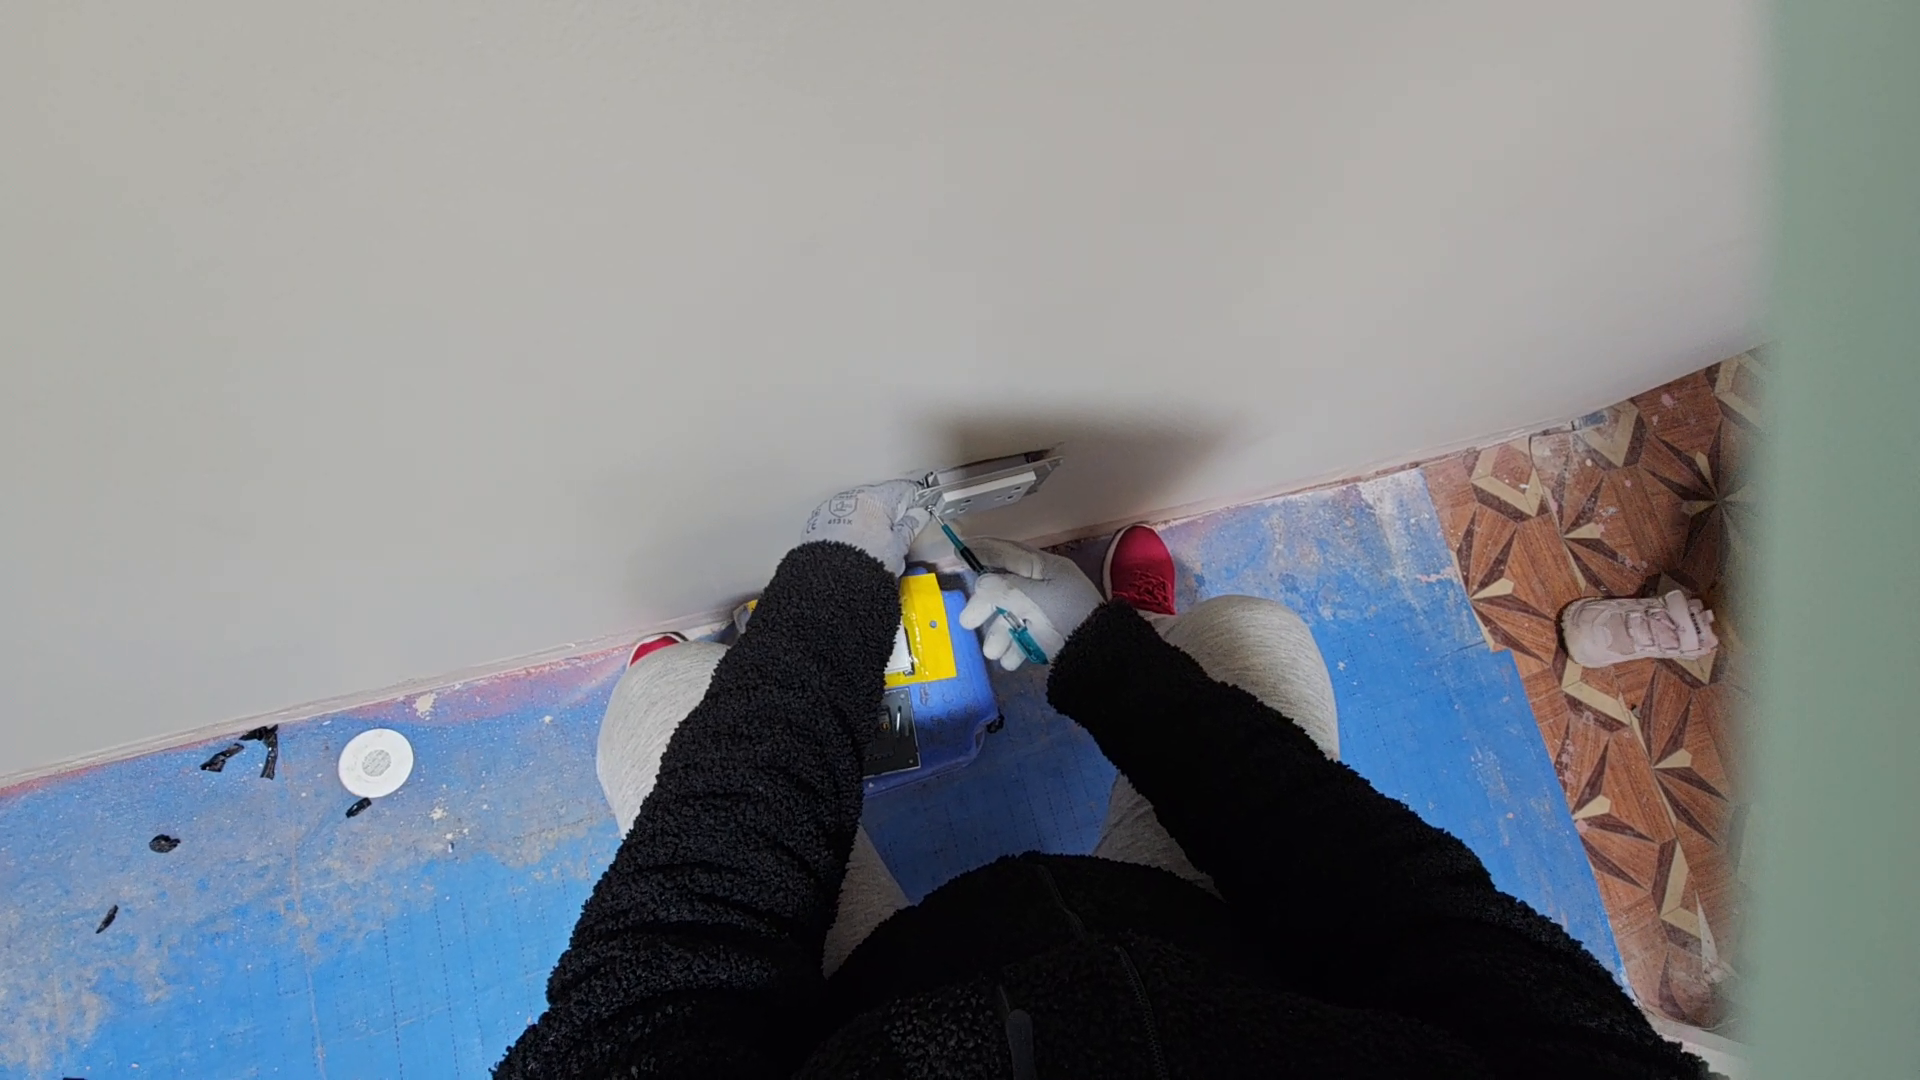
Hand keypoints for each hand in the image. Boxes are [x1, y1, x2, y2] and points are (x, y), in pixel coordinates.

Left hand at [800, 480, 931, 575]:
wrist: (830, 581)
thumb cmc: (865, 563)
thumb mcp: (898, 547)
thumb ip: (910, 526)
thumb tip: (918, 515)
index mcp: (876, 498)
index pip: (903, 489)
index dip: (913, 502)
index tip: (916, 514)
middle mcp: (852, 497)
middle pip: (878, 498)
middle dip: (886, 514)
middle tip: (894, 536)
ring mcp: (832, 508)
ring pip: (856, 509)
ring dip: (865, 521)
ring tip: (869, 545)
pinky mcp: (817, 523)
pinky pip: (838, 521)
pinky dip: (846, 530)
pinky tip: (851, 547)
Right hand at [958, 538, 1103, 669]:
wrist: (1100, 656)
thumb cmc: (1067, 617)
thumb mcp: (1034, 598)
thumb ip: (1003, 588)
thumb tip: (980, 584)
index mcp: (1044, 567)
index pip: (1006, 552)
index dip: (980, 552)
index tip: (956, 556)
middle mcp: (1042, 586)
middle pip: (1002, 589)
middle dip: (984, 607)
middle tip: (968, 622)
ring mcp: (1043, 611)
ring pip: (1009, 616)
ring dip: (998, 634)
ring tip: (995, 653)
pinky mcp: (1045, 635)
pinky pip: (1021, 637)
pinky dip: (1013, 648)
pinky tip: (1011, 660)